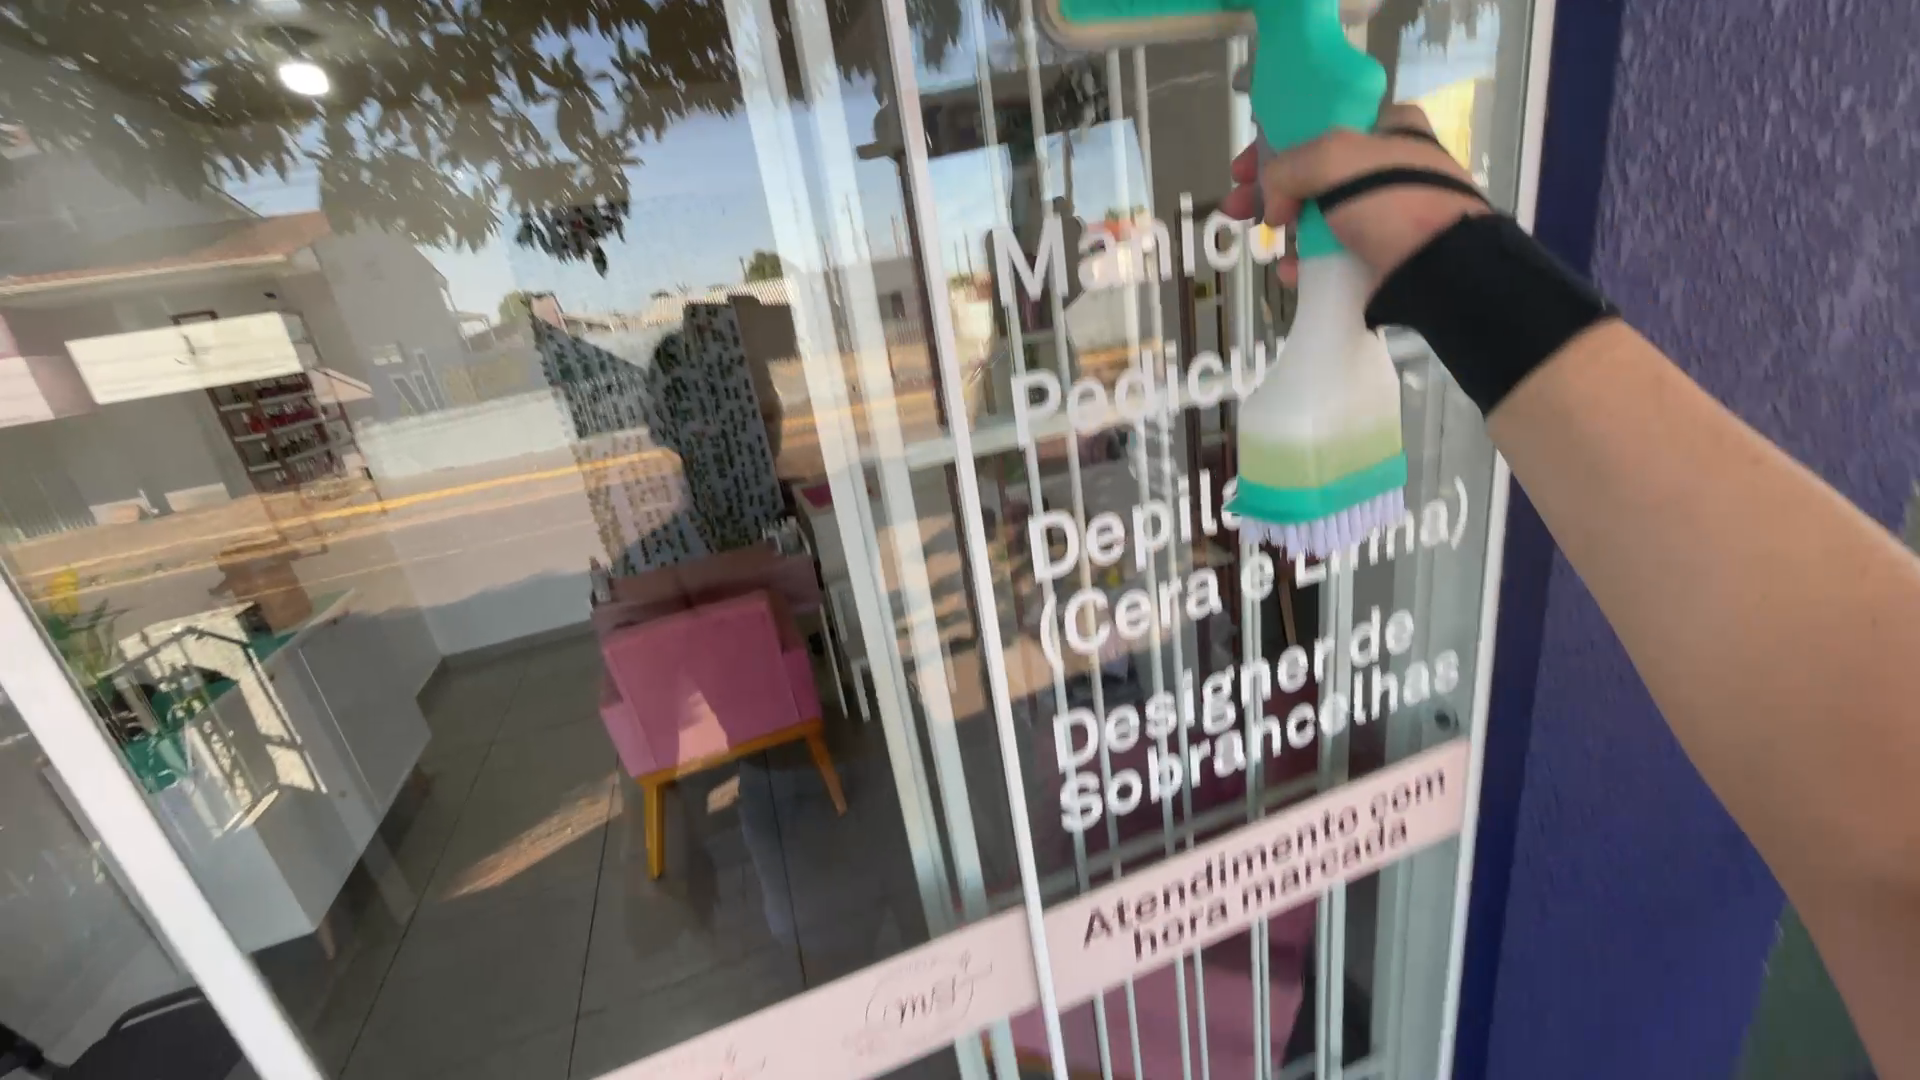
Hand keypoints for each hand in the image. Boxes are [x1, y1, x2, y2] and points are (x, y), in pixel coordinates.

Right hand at [1220, 103, 1490, 286]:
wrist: (1436, 266)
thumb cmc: (1392, 198)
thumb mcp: (1334, 159)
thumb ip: (1289, 167)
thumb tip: (1271, 206)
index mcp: (1386, 128)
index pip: (1319, 126)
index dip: (1276, 143)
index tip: (1244, 166)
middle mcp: (1382, 167)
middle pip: (1309, 174)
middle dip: (1268, 191)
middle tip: (1235, 207)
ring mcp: (1378, 213)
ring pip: (1313, 216)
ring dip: (1282, 229)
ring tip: (1264, 244)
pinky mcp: (1372, 253)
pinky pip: (1325, 254)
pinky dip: (1302, 263)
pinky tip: (1291, 271)